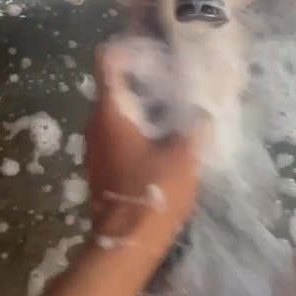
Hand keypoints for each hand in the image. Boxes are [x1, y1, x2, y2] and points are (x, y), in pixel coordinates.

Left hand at [84, 44, 207, 256]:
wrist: (124, 245)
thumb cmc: (151, 192)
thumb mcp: (183, 155)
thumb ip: (194, 127)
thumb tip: (202, 112)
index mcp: (109, 110)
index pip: (106, 61)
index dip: (127, 50)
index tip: (152, 52)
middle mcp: (94, 122)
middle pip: (114, 87)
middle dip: (142, 83)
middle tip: (173, 86)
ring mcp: (93, 146)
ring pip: (115, 114)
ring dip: (140, 111)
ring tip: (172, 116)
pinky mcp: (98, 167)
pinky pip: (115, 136)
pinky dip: (134, 133)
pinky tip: (160, 146)